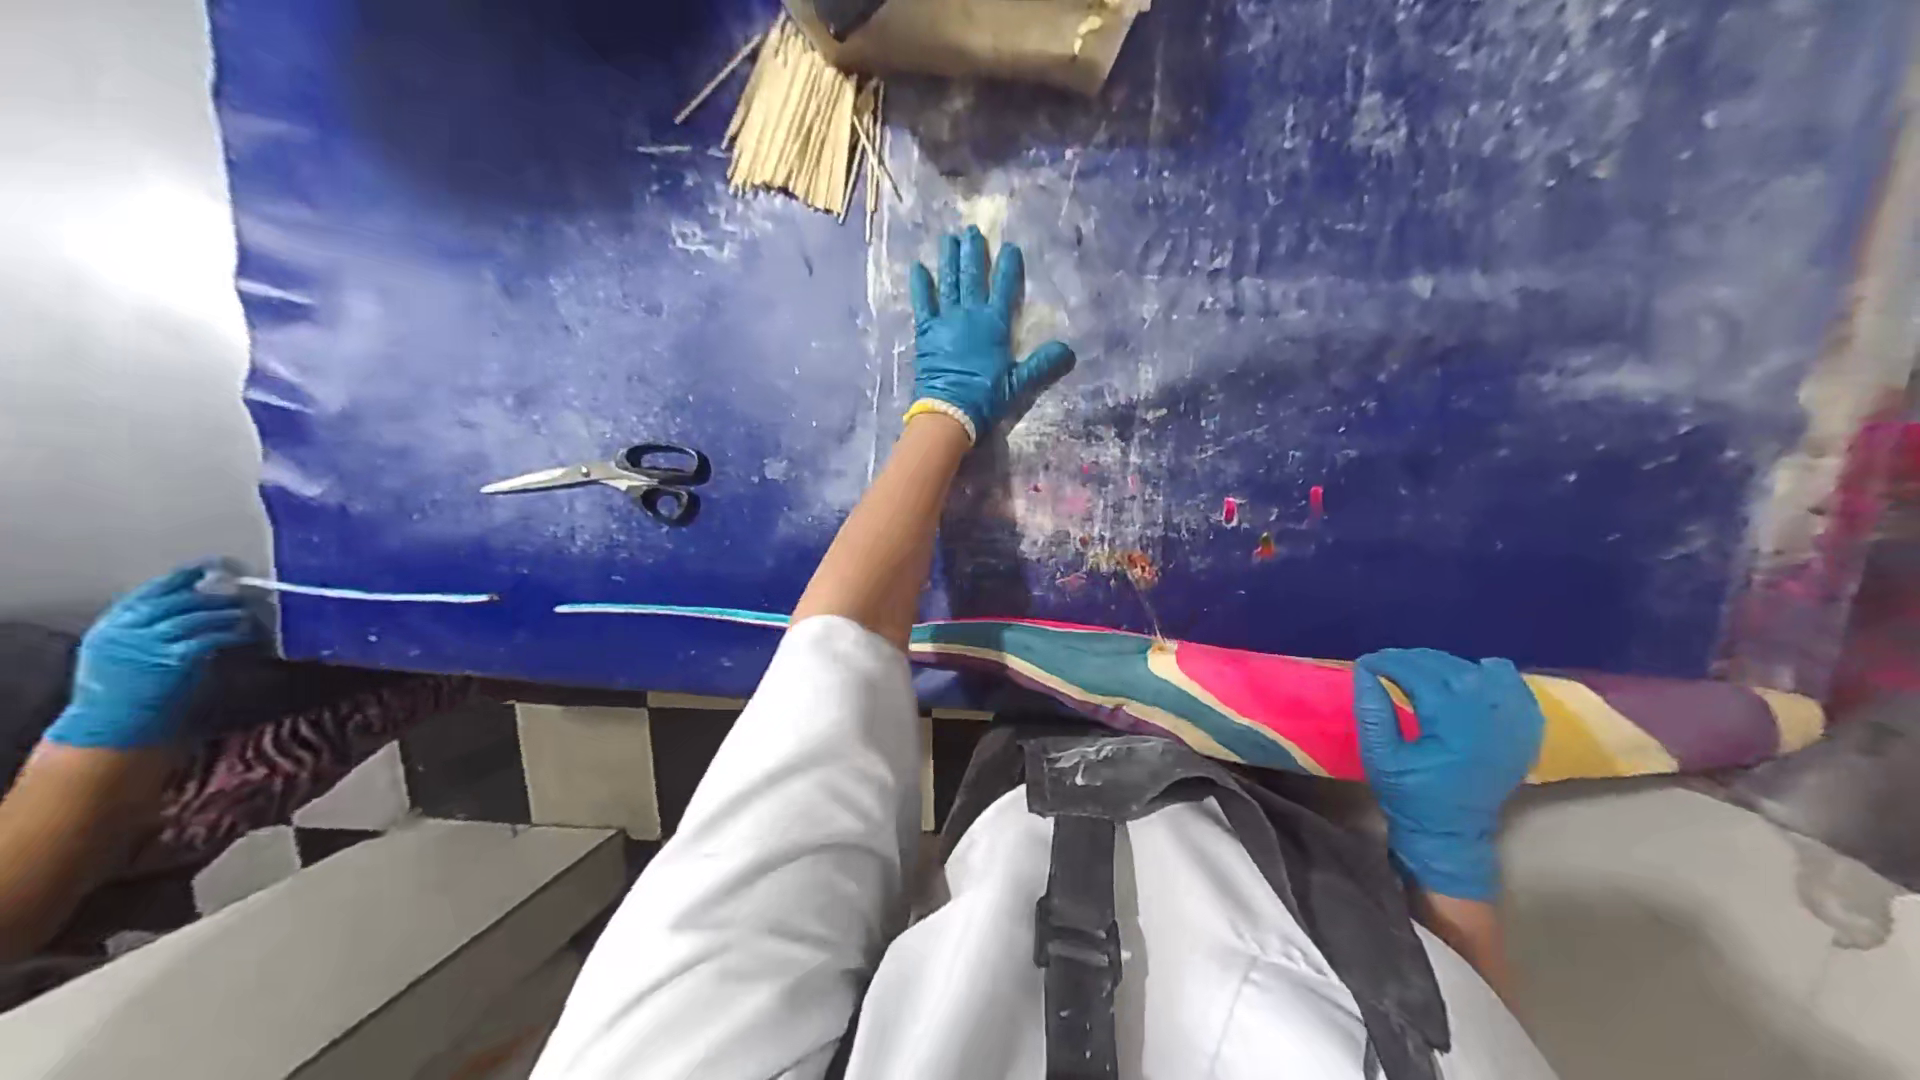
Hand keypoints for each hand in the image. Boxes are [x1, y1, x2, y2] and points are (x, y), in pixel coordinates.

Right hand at [45, 562, 259, 749]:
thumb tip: (194, 604)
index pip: (152, 590)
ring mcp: (148, 643)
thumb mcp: (123, 649)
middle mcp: (126, 629)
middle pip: (180, 600)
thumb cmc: (124, 687)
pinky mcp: (172, 658)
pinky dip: (233, 633)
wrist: (111, 721)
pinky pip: (211, 637)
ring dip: (229, 613)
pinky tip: (248, 632)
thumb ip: (149, 626)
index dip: (185, 576)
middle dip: (215, 595)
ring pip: (199, 616)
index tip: (211, 566)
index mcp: (112, 624)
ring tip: (249, 613)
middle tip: (242, 593)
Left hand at [907, 226, 1074, 442]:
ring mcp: (945, 321)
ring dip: (949, 259)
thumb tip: (1069, 351)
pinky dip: (920, 285)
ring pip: (948, 282)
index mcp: (995, 325)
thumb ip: (1043, 364)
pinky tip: (917, 267)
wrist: (949, 412)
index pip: (1004, 288)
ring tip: (949, 238)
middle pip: (973, 277)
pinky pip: (922, 303)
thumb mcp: (1019, 384)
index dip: (1008, 267)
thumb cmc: (986, 398)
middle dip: (974, 252)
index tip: (1010, 247)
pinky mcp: (926, 333)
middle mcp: (970, 315)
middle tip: (972, 230)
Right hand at [1353, 648, 1543, 901]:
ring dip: (1447, 663)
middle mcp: (1491, 722)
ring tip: (1419, 668)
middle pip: (1453, 669)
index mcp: (1454, 730)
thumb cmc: (1408, 795)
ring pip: (1484, 673)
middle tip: (1386, 662)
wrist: (1451, 831)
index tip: (1366, 663)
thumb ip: (1372, 711)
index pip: (1422, 676)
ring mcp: (1514, 728)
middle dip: (1415, 659)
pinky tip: (1471, 675)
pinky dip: (1493, 675)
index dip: (1391, 663)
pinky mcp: (1524, 734)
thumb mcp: (1378, 756)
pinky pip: (1515, 690)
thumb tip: (1364, 670)